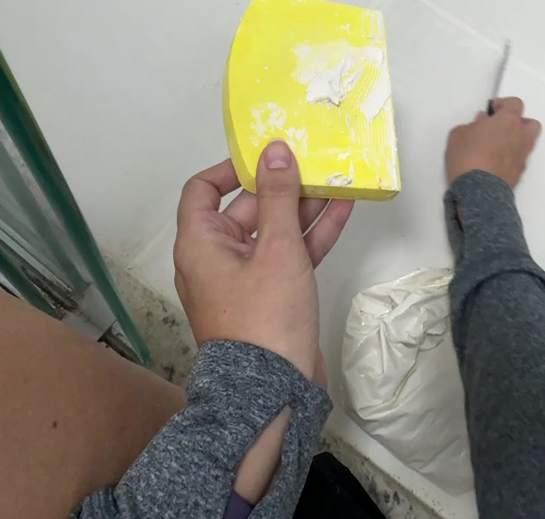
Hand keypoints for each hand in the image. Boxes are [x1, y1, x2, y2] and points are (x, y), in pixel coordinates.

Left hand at [172, 143, 353, 380]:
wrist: (275, 393)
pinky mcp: (273, 294)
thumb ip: (278, 197)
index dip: (232, 168)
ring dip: (304, 206)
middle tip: (315, 162)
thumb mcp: (276, 248)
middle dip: (283, 185)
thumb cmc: (265, 315)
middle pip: (248, 207)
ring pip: (275, 229)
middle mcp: (218, 257)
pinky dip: (313, 233)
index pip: (203, 190)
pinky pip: (290, 253)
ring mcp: (247, 277)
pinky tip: (343, 210)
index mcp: (201, 244)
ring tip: (337, 179)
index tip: (266, 155)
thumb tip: (274, 151)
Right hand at [446, 96, 540, 188]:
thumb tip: (482, 123)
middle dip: (518, 123)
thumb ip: (473, 125)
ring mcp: (522, 156)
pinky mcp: (520, 174)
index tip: (492, 110)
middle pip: (531, 123)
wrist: (479, 192)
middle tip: (500, 128)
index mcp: (508, 121)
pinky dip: (511, 158)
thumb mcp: (459, 134)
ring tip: (497, 146)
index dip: (504, 104)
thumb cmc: (468, 156)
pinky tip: (495, 162)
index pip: (515, 103)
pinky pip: (519, 159)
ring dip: (515, 141)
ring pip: (527, 143)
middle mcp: (521, 137)